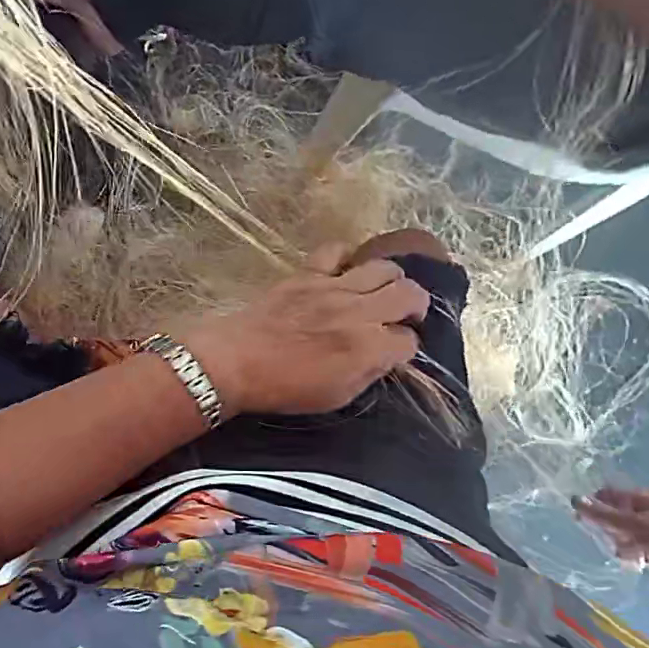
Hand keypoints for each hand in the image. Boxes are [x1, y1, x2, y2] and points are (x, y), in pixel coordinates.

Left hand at [178, 242, 428, 415]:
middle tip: (401, 316)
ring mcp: (333, 287)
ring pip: (384, 267)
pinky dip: (345, 257)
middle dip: (414, 306)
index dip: (403, 348)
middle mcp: (360, 312)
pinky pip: (336, 251)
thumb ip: (368, 373)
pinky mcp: (306, 274)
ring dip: (389, 280)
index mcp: (369, 348)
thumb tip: (384, 357)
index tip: (391, 353)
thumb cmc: (282, 388)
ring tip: (378, 291)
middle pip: (410, 293)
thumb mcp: (336, 396)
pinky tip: (342, 271)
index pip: (409, 341)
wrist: (234, 361)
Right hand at [572, 487, 648, 593]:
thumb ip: (602, 515)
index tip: (586, 509)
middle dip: (616, 525)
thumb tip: (573, 499)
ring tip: (622, 554)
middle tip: (602, 534)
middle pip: (633, 516)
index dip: (605, 500)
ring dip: (628, 543)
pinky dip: (642, 556)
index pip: (625, 494)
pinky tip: (637, 563)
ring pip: (642, 536)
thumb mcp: (633, 524)